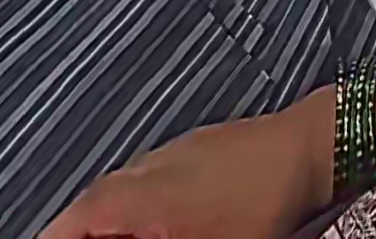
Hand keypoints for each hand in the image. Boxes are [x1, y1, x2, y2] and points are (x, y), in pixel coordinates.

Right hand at [36, 93, 330, 238]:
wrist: (308, 146)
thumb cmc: (258, 205)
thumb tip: (126, 238)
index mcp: (137, 194)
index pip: (66, 227)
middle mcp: (146, 166)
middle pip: (87, 212)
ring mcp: (172, 152)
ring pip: (116, 195)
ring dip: (105, 229)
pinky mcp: (194, 150)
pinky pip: (145, 182)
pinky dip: (133, 213)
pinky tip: (153, 231)